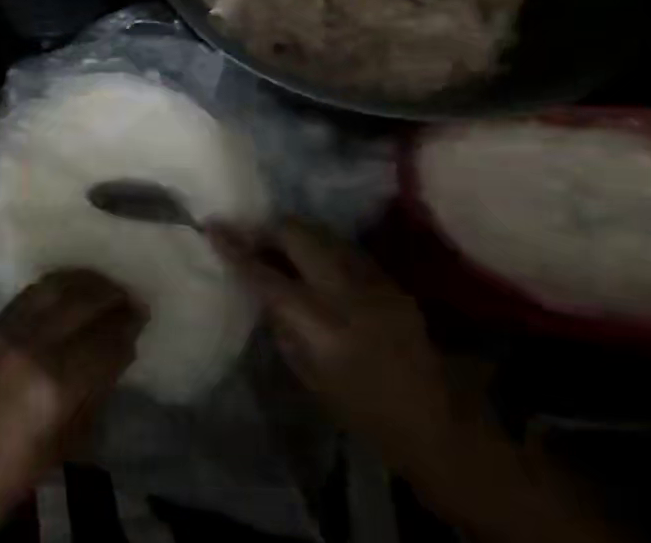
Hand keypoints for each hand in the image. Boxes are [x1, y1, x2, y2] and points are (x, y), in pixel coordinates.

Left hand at [0, 270, 142, 542]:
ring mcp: (9, 330)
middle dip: (112, 296)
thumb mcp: (77, 430)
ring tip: (106, 285)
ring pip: (56, 288)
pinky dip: (57, 284)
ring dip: (86, 282)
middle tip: (131, 296)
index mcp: (55, 384)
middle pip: (82, 304)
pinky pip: (32, 292)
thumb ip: (102, 382)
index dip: (127, 325)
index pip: (103, 341)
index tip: (142, 314)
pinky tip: (74, 286)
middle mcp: (32, 347)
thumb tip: (125, 342)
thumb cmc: (28, 459)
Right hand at [209, 219, 458, 468]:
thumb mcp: (309, 377)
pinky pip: (346, 249)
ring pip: (323, 234)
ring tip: (278, 243)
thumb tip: (262, 289)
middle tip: (247, 233)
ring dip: (295, 234)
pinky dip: (323, 248)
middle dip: (267, 228)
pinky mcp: (391, 280)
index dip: (236, 248)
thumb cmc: (363, 413)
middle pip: (297, 234)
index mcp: (321, 325)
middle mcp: (347, 292)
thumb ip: (283, 325)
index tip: (213, 226)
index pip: (266, 275)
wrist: (438, 424)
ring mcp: (374, 280)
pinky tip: (315, 261)